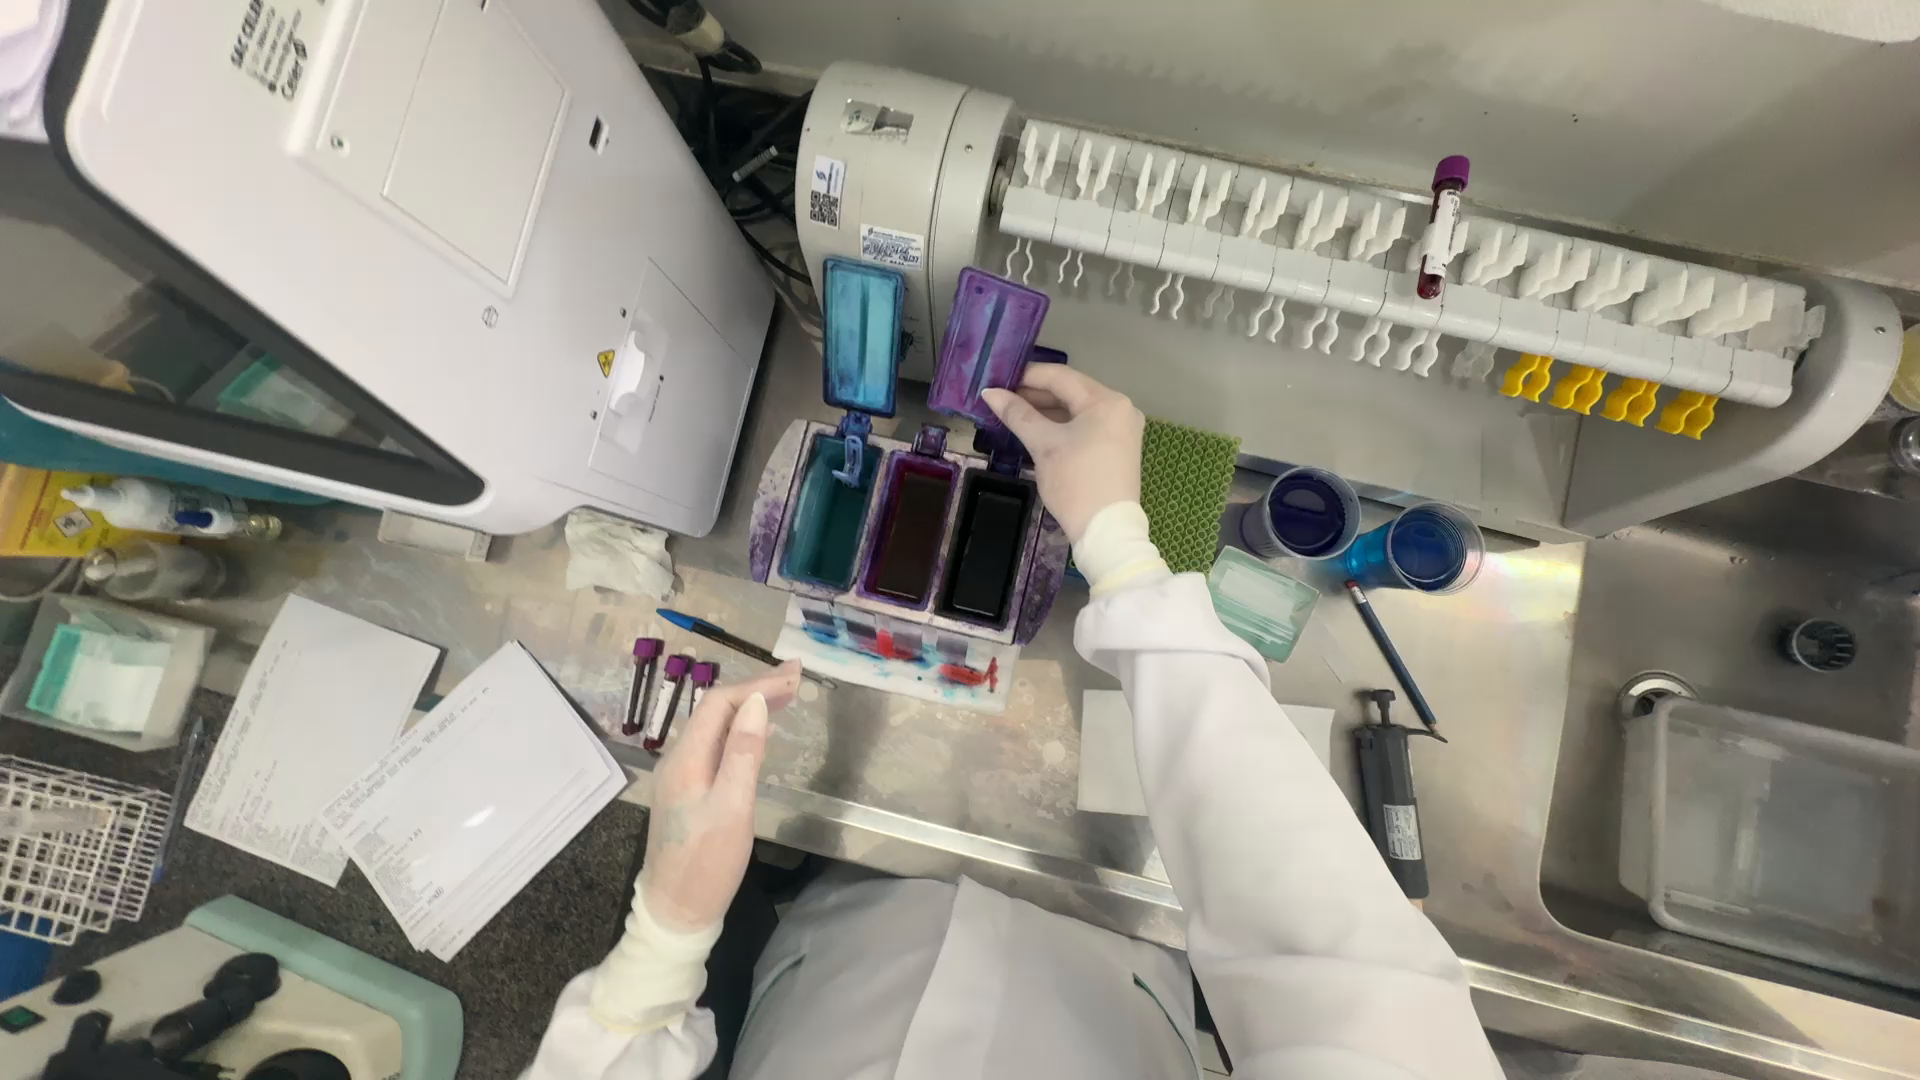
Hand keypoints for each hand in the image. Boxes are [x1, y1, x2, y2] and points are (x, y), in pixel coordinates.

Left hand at [638, 662, 800, 932]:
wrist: (674, 914)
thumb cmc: (707, 864)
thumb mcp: (733, 808)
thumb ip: (744, 752)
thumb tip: (757, 703)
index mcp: (686, 759)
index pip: (720, 703)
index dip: (758, 684)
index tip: (794, 676)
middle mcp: (679, 759)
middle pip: (717, 709)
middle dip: (756, 688)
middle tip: (797, 677)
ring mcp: (682, 774)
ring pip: (717, 725)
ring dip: (750, 705)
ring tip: (786, 694)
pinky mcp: (690, 789)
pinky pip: (717, 743)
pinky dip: (742, 728)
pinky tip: (760, 729)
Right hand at [982, 365, 1144, 542]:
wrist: (1106, 531)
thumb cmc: (1075, 482)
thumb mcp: (1043, 445)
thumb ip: (1017, 414)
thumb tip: (990, 393)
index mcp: (1106, 401)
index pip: (1061, 377)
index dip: (1026, 376)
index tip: (998, 380)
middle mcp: (1120, 409)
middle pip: (1071, 392)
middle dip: (1035, 395)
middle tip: (1002, 399)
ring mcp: (1122, 430)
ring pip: (1077, 411)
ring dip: (1047, 412)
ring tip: (1014, 415)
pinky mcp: (1118, 449)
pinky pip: (1086, 427)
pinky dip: (1062, 427)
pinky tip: (1037, 431)